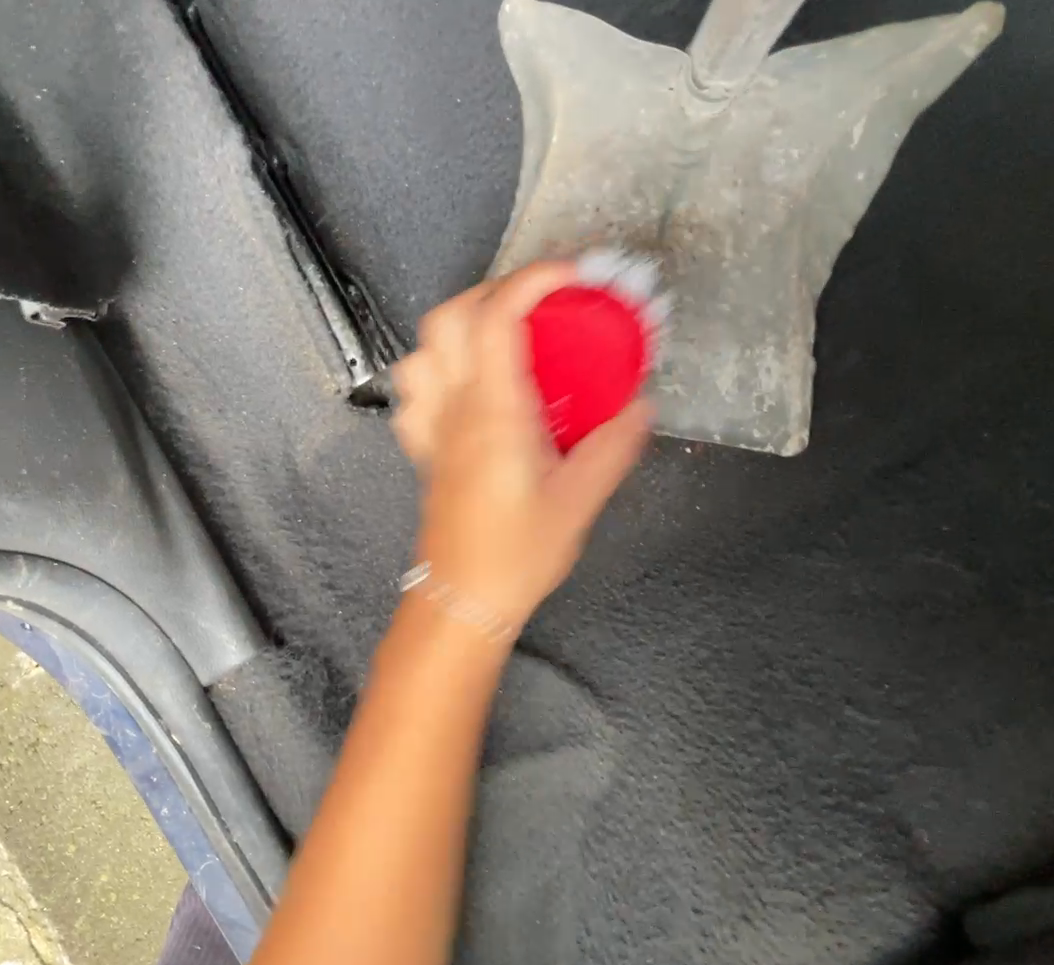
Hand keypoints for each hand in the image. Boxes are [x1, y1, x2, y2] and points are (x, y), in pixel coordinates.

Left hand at [390, 262, 653, 626]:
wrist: (462, 599)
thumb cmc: (516, 555)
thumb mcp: (580, 501)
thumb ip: (613, 446)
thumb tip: (641, 406)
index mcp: (493, 414)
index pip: (495, 318)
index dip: (531, 280)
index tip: (571, 276)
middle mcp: (453, 411)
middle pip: (447, 318)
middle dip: (493, 293)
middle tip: (539, 306)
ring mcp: (431, 429)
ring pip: (421, 351)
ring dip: (458, 329)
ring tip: (501, 340)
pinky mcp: (423, 451)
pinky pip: (411, 394)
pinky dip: (434, 373)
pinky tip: (464, 387)